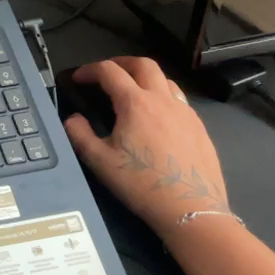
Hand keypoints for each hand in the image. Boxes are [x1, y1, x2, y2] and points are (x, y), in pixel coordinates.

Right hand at [62, 57, 230, 233]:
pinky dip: (163, 97)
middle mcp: (163, 101)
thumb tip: (73, 119)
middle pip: (143, 64)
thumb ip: (79, 134)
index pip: (109, 71)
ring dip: (144, 78)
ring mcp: (186, 114)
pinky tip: (157, 118)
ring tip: (132, 92)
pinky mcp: (201, 129)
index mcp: (135, 104)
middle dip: (121, 63)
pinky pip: (180, 101)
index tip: (80, 79)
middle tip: (107, 74)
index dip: (89, 69)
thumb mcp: (99, 161)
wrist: (193, 211)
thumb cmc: (142, 184)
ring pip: (165, 80)